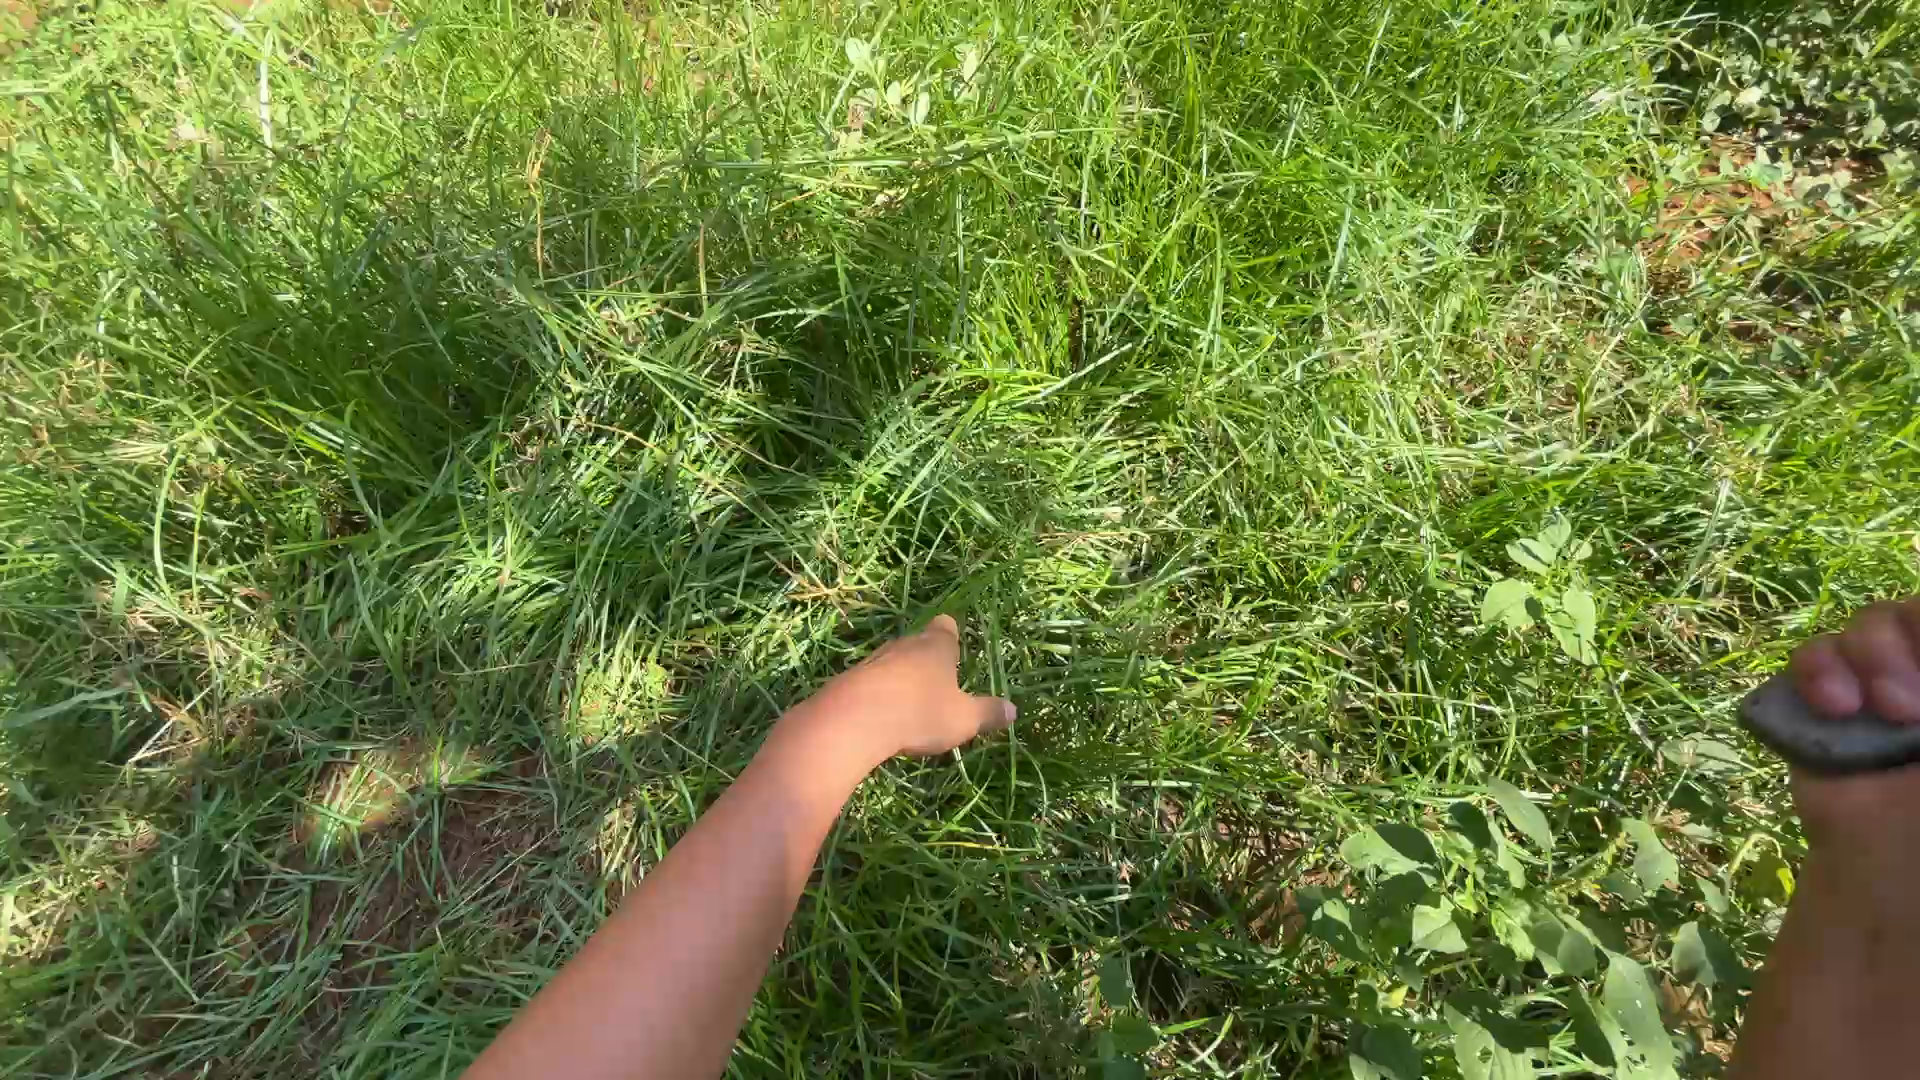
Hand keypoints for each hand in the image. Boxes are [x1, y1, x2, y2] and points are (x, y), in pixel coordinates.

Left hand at [780, 615, 1016, 768]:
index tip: (953, 642)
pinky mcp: (851, 678)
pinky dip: (879, 691)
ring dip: (901, 674)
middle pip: (918, 641)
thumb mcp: (963, 719)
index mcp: (936, 646)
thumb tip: (1014, 710)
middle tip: (937, 674)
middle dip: (927, 656)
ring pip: (893, 659)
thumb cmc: (920, 713)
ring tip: (911, 697)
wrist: (854, 719)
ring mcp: (875, 659)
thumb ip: (987, 713)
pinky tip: (882, 711)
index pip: (946, 627)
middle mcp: (906, 645)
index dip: (950, 634)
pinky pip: (871, 680)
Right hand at [1786, 598, 1919, 897]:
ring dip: (1866, 657)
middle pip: (1918, 609)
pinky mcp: (1821, 699)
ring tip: (1869, 711)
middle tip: (1909, 708)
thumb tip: (1919, 640)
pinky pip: (1809, 654)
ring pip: (1868, 622)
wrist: (1895, 864)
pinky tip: (1830, 707)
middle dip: (1910, 640)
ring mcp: (1883, 686)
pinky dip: (1815, 671)